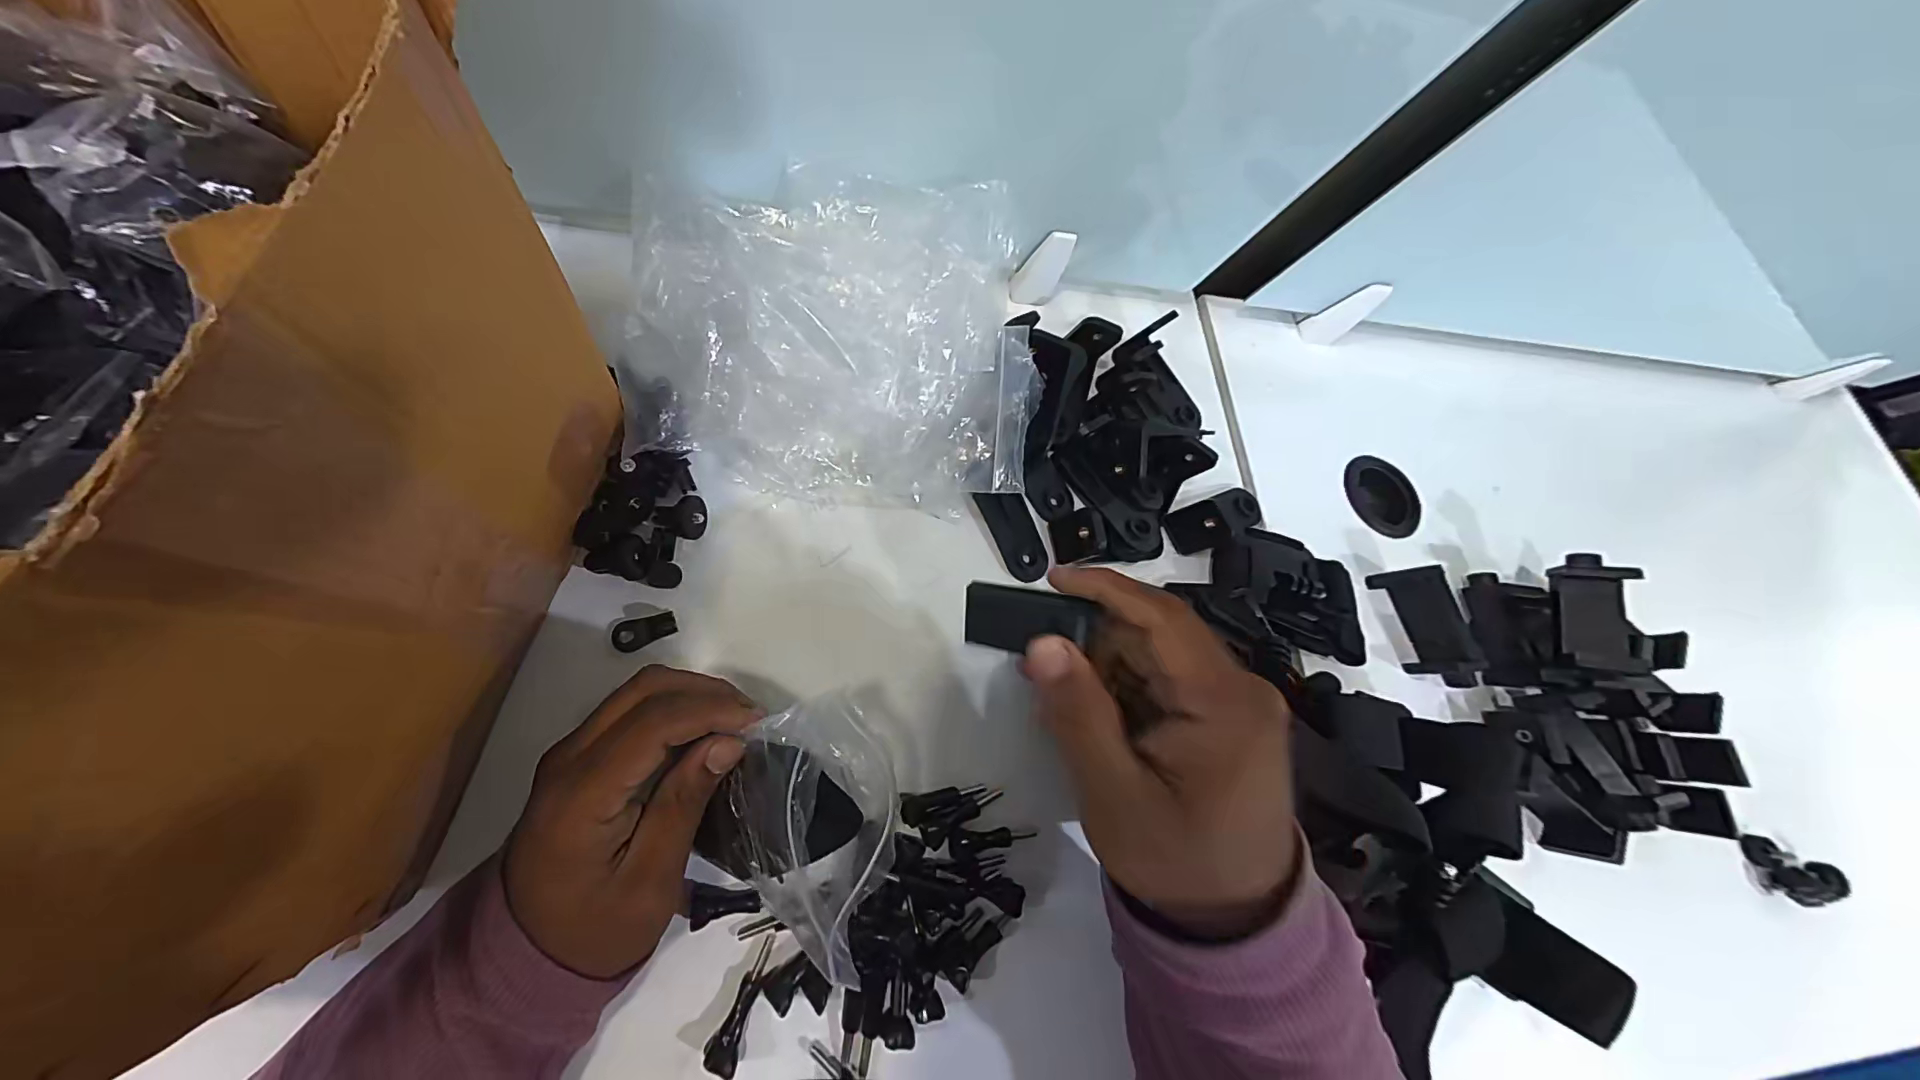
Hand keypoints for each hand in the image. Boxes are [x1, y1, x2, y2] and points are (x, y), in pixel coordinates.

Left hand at [503, 665, 759, 977]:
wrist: (523, 954)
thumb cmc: (593, 929)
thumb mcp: (648, 884)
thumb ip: (684, 806)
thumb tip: (728, 743)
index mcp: (582, 794)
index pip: (652, 723)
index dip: (710, 711)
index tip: (758, 723)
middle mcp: (569, 758)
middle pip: (644, 689)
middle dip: (706, 692)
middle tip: (751, 718)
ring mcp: (570, 752)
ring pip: (639, 690)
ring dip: (692, 693)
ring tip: (735, 720)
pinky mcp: (579, 756)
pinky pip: (632, 708)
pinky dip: (676, 706)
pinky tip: (705, 729)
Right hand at [1025, 567, 1300, 938]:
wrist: (1234, 922)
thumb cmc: (1175, 861)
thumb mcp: (1113, 792)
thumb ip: (1077, 713)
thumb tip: (1042, 642)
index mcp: (1224, 702)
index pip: (1162, 618)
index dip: (1106, 588)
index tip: (1054, 577)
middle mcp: (1242, 689)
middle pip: (1157, 635)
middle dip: (1097, 645)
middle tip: (1046, 674)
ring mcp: (1240, 703)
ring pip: (1159, 656)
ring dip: (1109, 671)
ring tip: (1071, 713)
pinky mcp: (1231, 717)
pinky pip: (1170, 681)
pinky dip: (1129, 690)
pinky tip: (1105, 724)